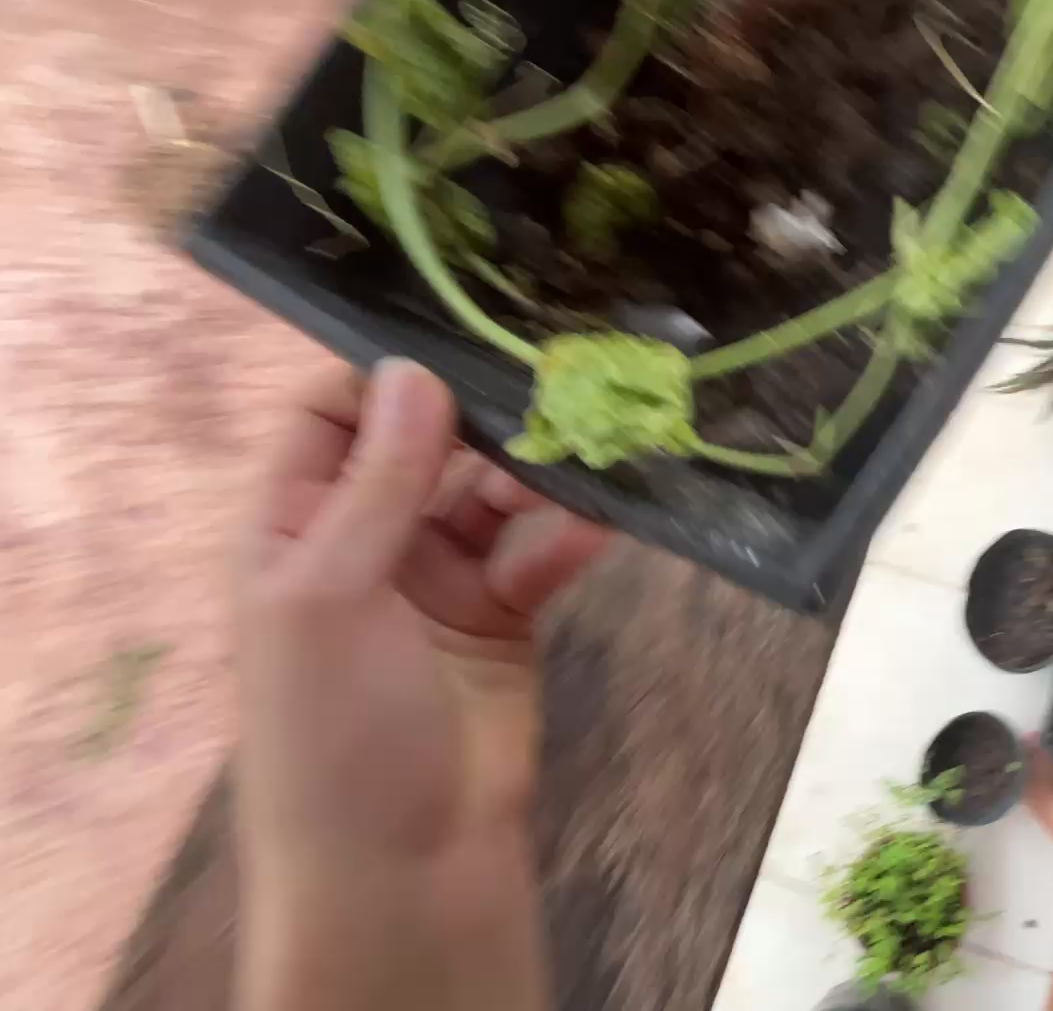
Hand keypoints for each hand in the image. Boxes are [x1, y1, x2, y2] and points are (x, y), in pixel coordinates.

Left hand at [233, 360, 607, 1010]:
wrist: (414, 850)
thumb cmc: (340, 725)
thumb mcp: (331, 597)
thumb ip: (375, 485)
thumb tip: (413, 374)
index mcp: (297, 531)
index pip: (328, 423)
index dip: (382, 382)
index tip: (457, 349)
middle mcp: (371, 543)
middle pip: (429, 453)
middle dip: (486, 426)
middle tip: (555, 389)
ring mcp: (447, 577)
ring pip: (497, 499)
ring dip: (539, 480)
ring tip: (590, 454)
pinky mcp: (510, 609)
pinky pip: (543, 553)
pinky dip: (573, 537)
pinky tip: (608, 521)